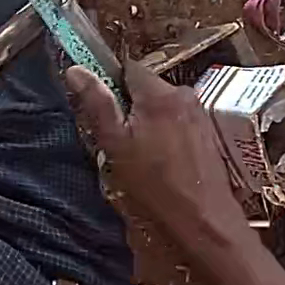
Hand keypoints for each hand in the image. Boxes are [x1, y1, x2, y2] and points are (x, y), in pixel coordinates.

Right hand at [65, 62, 244, 242]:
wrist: (203, 217)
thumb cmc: (153, 182)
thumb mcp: (116, 143)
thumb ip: (97, 102)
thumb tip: (76, 69)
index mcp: (158, 92)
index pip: (128, 67)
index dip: (112, 84)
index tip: (106, 110)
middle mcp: (183, 92)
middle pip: (147, 87)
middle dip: (132, 105)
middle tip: (121, 137)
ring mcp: (199, 111)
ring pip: (163, 104)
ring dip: (151, 119)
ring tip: (143, 152)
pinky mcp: (208, 129)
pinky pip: (179, 119)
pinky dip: (169, 131)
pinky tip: (165, 158)